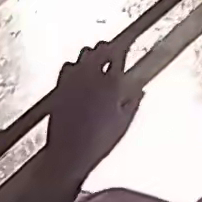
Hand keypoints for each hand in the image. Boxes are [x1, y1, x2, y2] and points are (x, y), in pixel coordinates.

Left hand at [40, 41, 137, 183]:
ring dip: (90, 54)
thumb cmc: (100, 141)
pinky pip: (68, 66)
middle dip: (106, 48)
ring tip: (94, 59)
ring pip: (83, 54)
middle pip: (100, 50)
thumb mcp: (123, 123)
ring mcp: (74, 80)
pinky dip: (74, 65)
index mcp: (112, 84)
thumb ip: (133, 103)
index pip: (118, 56)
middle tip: (109, 51)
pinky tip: (76, 72)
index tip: (122, 51)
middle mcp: (93, 77)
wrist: (70, 152)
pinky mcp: (60, 86)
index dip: (120, 51)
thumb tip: (140, 90)